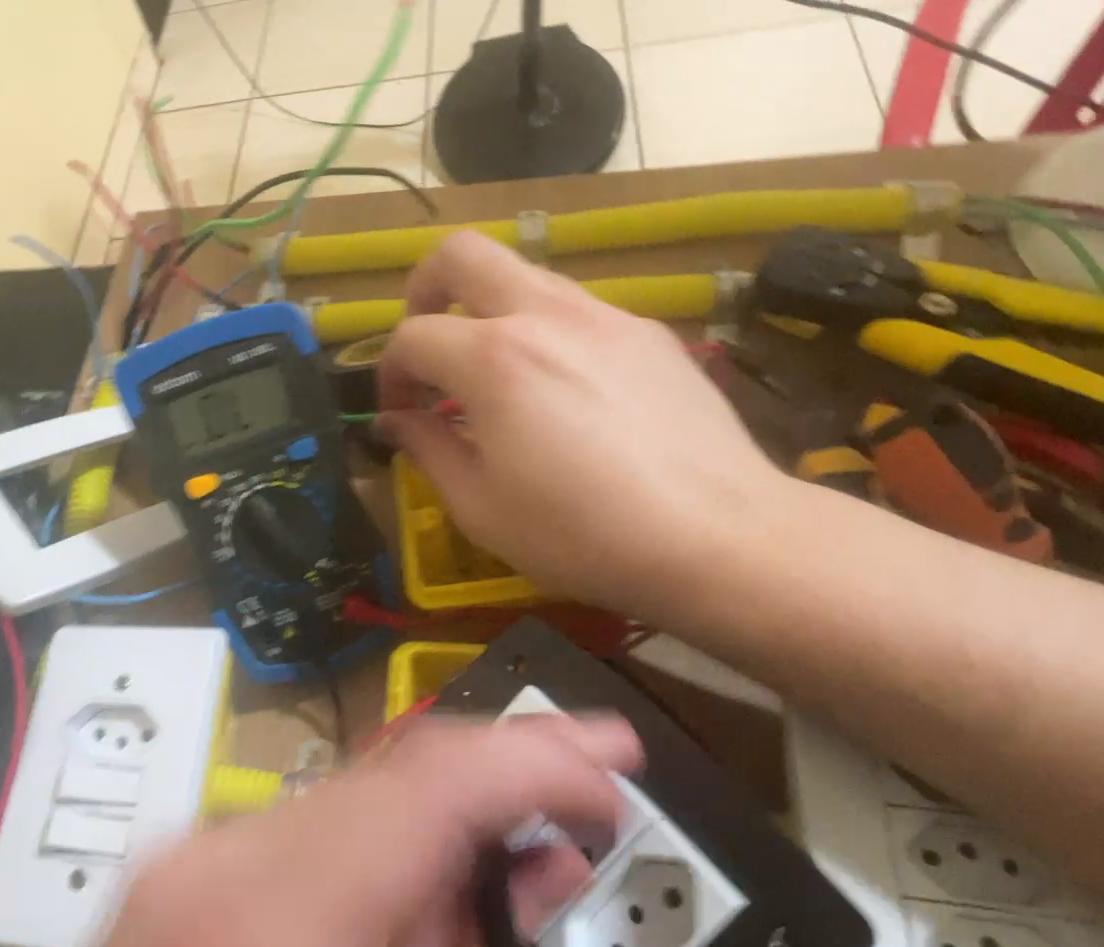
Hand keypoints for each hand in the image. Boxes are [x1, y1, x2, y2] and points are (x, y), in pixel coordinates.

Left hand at [22, 715, 641, 946]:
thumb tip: (545, 864)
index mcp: (269, 935)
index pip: (431, 785)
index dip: (538, 758)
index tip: (611, 770)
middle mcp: (217, 861)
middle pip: (395, 767)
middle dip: (505, 761)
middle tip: (593, 770)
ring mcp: (191, 852)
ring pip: (359, 786)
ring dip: (450, 795)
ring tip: (529, 817)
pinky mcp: (186, 859)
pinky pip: (312, 817)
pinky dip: (387, 825)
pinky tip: (434, 858)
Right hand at [376, 231, 789, 611]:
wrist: (713, 535)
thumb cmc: (581, 534)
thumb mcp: (481, 509)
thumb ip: (428, 451)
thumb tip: (397, 421)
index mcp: (494, 359)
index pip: (413, 335)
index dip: (389, 373)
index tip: (397, 412)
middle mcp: (546, 315)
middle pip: (462, 254)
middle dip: (425, 289)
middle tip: (428, 346)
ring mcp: (605, 316)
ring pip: (527, 277)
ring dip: (491, 312)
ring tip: (498, 378)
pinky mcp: (649, 334)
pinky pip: (579, 313)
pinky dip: (549, 335)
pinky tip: (567, 395)